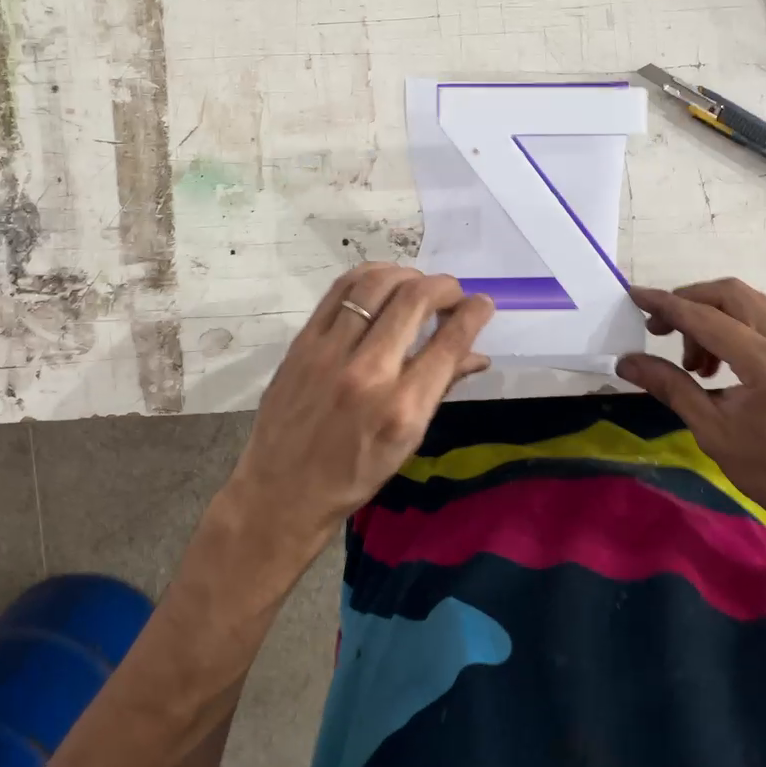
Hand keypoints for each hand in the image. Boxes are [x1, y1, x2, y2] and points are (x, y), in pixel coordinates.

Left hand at [224, 263, 495, 553]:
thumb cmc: (355, 475)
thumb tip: (477, 354)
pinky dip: (368, 277)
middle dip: (445, 286)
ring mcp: (329, 354)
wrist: (282, 492)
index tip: (483, 304)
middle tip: (453, 293)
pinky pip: (339, 291)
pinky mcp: (302, 343)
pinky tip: (382, 282)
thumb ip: (441, 388)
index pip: (449, 342)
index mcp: (402, 408)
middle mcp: (368, 373)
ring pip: (375, 285)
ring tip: (418, 283)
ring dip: (407, 274)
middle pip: (414, 300)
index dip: (474, 313)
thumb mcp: (408, 442)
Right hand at [615, 279, 765, 522]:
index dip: (667, 305)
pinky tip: (722, 362)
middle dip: (689, 303)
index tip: (636, 297)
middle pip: (731, 294)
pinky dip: (736, 326)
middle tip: (660, 331)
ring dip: (712, 316)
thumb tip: (627, 362)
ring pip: (750, 302)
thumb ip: (671, 386)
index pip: (707, 318)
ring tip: (694, 363)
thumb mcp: (713, 431)